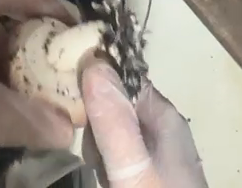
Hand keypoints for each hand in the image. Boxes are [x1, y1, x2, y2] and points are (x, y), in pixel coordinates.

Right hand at [83, 63, 207, 187]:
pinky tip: (105, 181)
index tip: (76, 102)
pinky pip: (121, 161)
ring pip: (115, 137)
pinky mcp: (150, 180)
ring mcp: (158, 159)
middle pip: (118, 108)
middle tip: (93, 155)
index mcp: (165, 118)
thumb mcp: (133, 171)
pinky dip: (109, 169)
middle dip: (97, 128)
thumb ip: (115, 124)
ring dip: (100, 152)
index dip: (99, 86)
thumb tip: (94, 65)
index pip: (126, 80)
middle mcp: (163, 131)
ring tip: (101, 175)